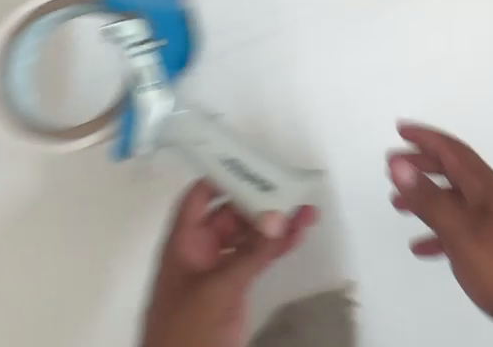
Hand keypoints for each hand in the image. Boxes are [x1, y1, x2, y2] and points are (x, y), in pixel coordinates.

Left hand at [141, 180, 317, 346]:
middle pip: (232, 212)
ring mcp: (219, 271)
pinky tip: (300, 235)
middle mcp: (201, 251)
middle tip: (292, 191)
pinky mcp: (235, 289)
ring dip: (277, 223)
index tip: (253, 163)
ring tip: (308, 211)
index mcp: (184, 244)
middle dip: (262, 201)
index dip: (222, 177)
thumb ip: (252, 252)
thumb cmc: (184, 332)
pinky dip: (278, 246)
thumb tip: (281, 217)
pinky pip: (258, 258)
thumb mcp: (218, 289)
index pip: (200, 197)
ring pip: (250, 236)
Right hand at [387, 122, 492, 338]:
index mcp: (484, 185)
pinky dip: (441, 230)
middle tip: (395, 165)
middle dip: (423, 164)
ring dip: (428, 197)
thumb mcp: (460, 230)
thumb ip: (429, 198)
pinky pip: (463, 227)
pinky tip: (426, 246)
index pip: (451, 150)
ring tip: (401, 204)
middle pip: (453, 170)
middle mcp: (492, 196)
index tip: (402, 129)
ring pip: (456, 199)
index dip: (425, 137)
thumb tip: (401, 165)